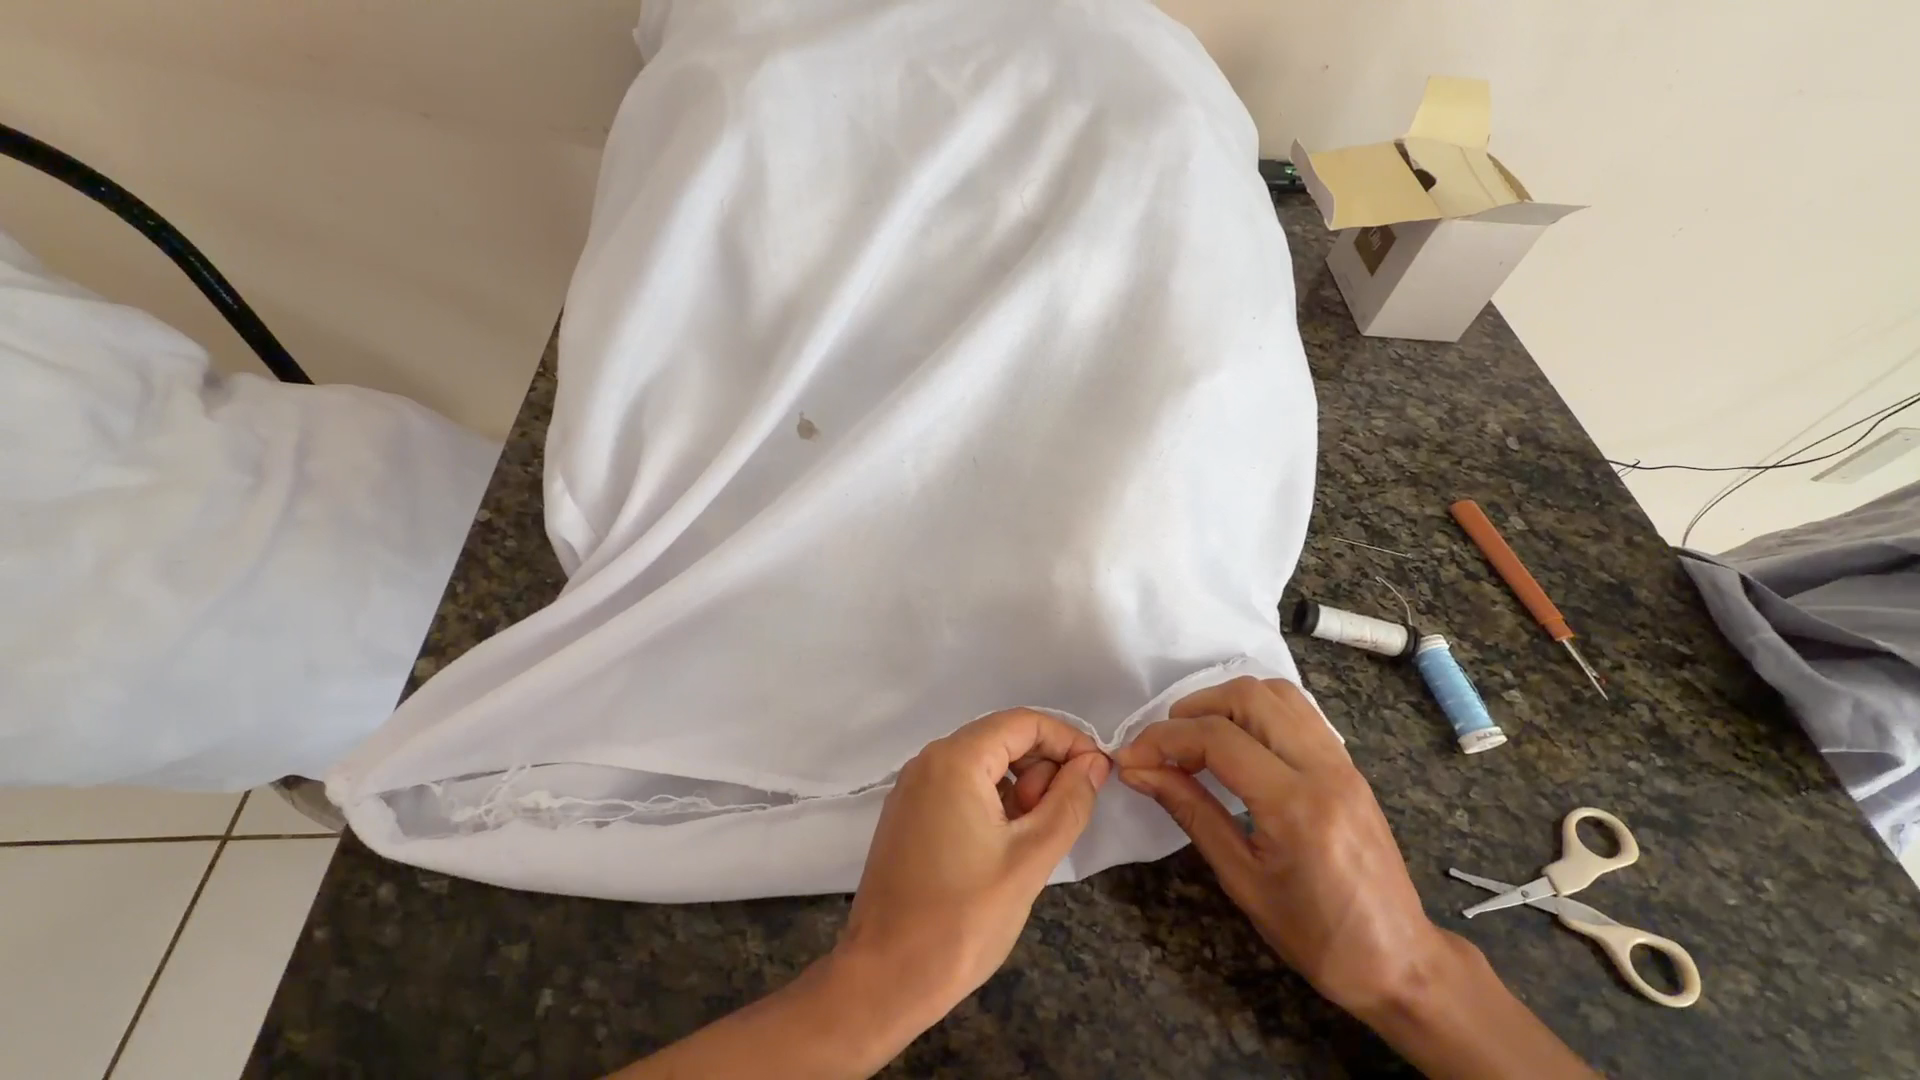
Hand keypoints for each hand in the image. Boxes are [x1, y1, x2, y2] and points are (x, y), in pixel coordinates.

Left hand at [837, 708, 1111, 1023]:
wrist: (886, 978)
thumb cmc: (963, 918)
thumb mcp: (1030, 858)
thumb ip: (1068, 802)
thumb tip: (1093, 763)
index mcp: (954, 760)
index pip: (1023, 722)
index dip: (1068, 740)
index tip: (1098, 775)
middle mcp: (928, 762)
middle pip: (1001, 738)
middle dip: (1042, 767)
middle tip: (1061, 819)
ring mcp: (912, 789)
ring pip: (982, 765)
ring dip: (1019, 788)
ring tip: (1033, 841)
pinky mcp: (908, 816)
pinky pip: (960, 788)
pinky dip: (992, 803)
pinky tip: (1004, 847)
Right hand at [1114, 676, 1447, 1013]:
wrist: (1398, 960)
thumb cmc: (1315, 935)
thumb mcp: (1241, 879)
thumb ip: (1191, 813)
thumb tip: (1139, 772)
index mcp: (1296, 805)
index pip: (1218, 739)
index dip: (1164, 739)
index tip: (1131, 757)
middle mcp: (1324, 769)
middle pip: (1249, 697)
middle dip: (1194, 709)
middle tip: (1163, 744)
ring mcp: (1343, 762)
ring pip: (1278, 694)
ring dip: (1227, 702)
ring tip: (1196, 738)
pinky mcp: (1349, 765)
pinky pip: (1299, 712)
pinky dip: (1257, 712)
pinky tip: (1236, 743)